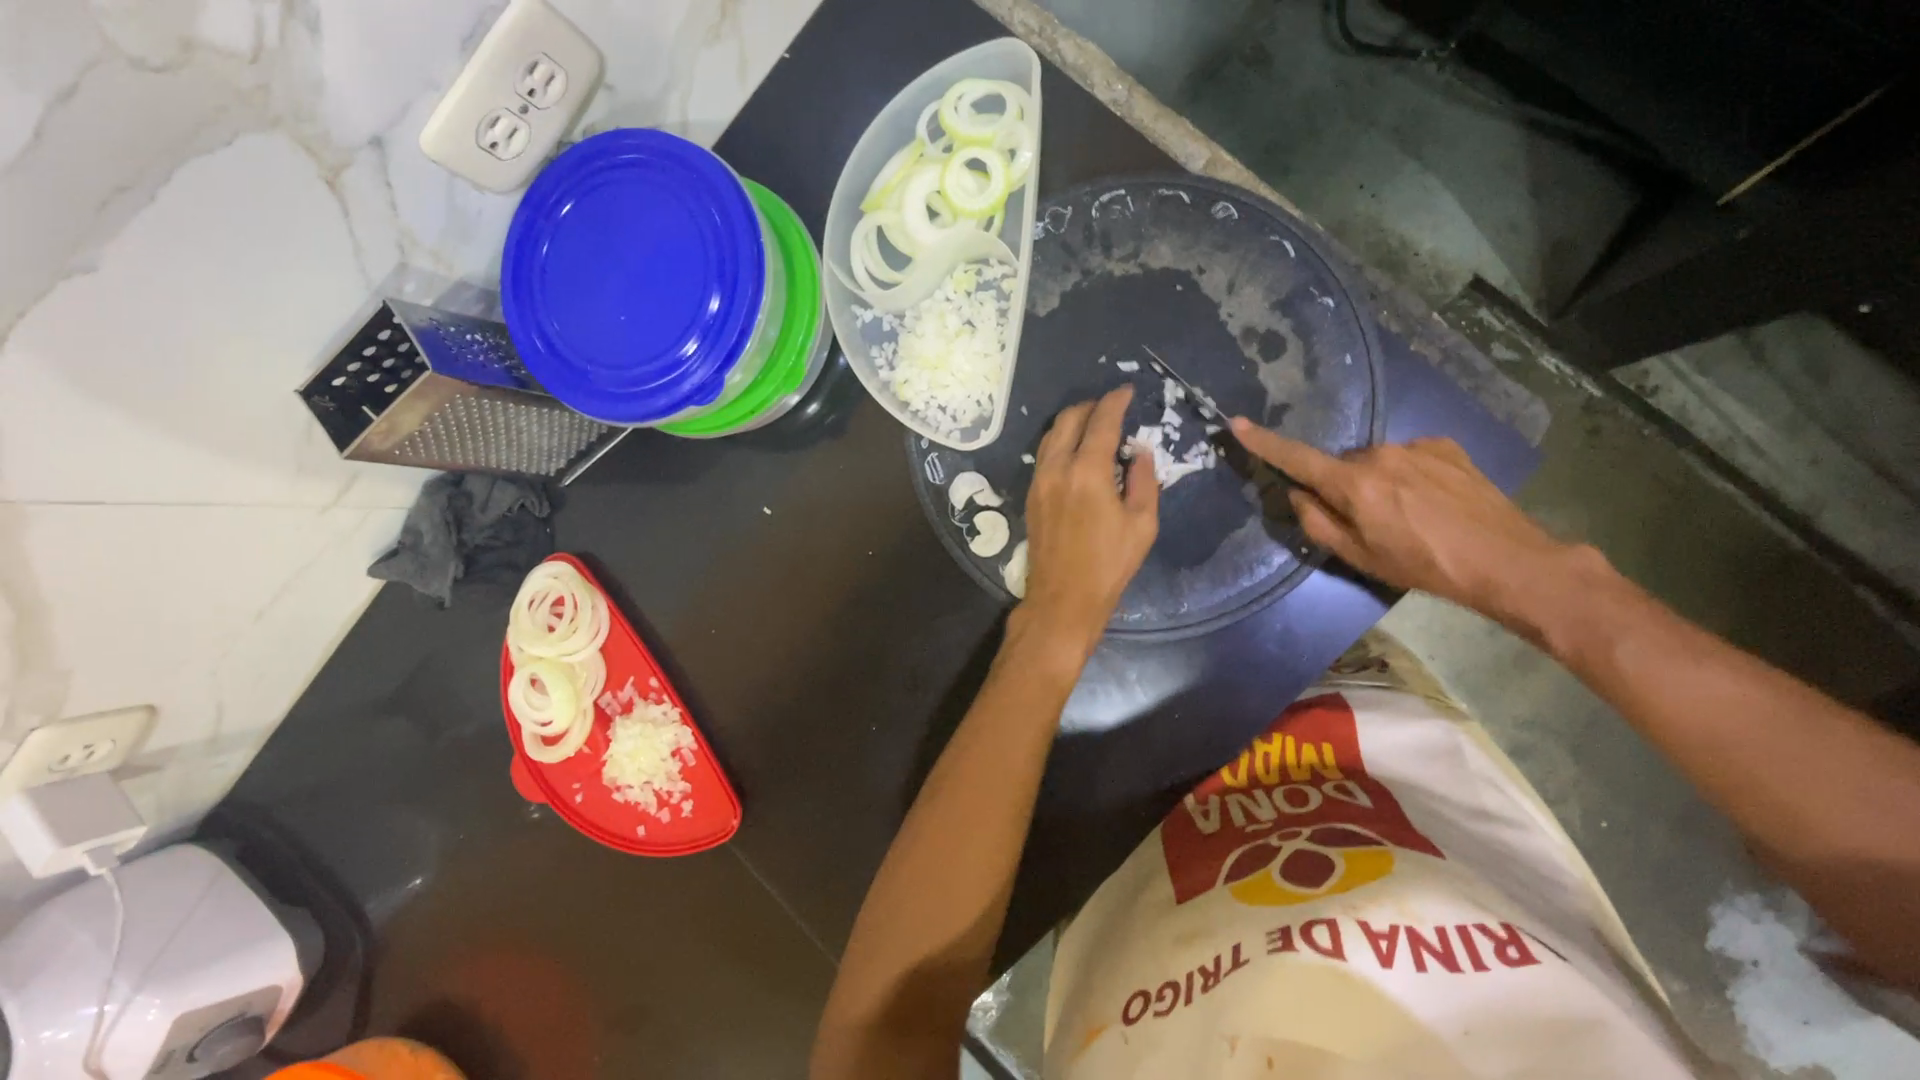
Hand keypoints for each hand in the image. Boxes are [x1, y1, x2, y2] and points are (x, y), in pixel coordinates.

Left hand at [1020, 386, 1159, 654]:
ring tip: (1093, 423)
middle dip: (1091, 406)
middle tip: (1110, 406)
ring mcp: (1039, 481)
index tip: (1126, 392)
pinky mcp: (1031, 495)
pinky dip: (1060, 441)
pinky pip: (1044, 454)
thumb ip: (1144, 480)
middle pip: (1069, 419)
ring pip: (1051, 435)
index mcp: (1088, 472)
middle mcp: (1057, 469)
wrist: (1063, 598)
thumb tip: (1139, 451)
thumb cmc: (1109, 564)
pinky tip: (1076, 449)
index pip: (1101, 422)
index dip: (1115, 402)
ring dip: (1072, 421)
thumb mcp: (1142, 524)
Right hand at [1229, 418, 1593, 616]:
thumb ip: (1318, 523)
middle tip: (1367, 523)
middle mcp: (1380, 455)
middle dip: (1343, 487)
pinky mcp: (1446, 447)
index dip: (1263, 443)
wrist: (1505, 560)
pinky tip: (1432, 504)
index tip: (1236, 424)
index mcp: (1354, 484)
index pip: (1297, 458)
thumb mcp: (1360, 557)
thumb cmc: (1423, 566)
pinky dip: (1409, 477)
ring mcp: (1416, 447)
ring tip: (1409, 517)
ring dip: (1379, 483)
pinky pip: (1409, 458)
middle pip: (1342, 466)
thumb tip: (1298, 496)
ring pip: (1377, 462)